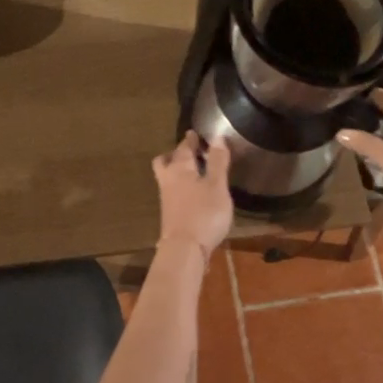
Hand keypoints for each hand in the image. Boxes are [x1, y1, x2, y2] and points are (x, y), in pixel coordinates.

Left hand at [153, 130, 232, 258]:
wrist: (184, 249)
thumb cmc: (204, 213)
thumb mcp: (217, 185)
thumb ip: (217, 161)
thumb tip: (217, 136)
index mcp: (180, 168)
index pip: (184, 147)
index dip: (191, 140)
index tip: (194, 133)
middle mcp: (168, 179)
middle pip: (166, 161)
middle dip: (175, 154)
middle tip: (188, 152)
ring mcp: (166, 198)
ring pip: (166, 176)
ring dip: (176, 170)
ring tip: (192, 172)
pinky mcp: (169, 214)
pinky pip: (171, 191)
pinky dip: (179, 186)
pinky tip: (192, 193)